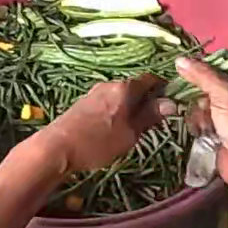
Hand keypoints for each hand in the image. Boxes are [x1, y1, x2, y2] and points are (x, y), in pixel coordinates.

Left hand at [31, 75, 165, 174]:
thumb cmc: (98, 142)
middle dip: (146, 102)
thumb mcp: (130, 133)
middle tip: (154, 124)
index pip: (150, 79)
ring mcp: (94, 92)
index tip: (170, 106)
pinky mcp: (83, 103)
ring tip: (134, 131)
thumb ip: (149, 116)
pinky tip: (114, 130)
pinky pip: (108, 103)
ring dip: (130, 108)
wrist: (56, 148)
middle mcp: (109, 84)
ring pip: (121, 96)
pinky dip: (116, 112)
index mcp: (124, 88)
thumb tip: (171, 102)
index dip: (163, 90)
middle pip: (135, 88)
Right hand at [171, 57, 227, 190]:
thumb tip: (181, 60)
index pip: (224, 66)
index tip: (188, 70)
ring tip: (202, 122)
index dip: (206, 68)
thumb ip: (203, 75)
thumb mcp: (225, 94)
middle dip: (200, 95)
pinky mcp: (222, 132)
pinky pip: (203, 120)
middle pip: (211, 86)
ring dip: (198, 112)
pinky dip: (199, 124)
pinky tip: (201, 131)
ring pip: (204, 104)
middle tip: (198, 102)